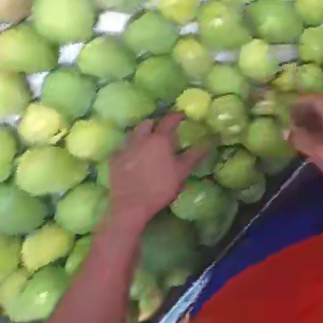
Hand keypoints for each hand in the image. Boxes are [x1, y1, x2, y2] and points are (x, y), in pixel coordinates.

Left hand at [103, 114, 204, 235]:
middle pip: (148, 123)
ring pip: (133, 132)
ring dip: (141, 133)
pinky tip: (133, 155)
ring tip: (147, 142)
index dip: (177, 115)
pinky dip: (129, 146)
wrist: (131, 207)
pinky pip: (122, 146)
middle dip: (156, 124)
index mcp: (159, 139)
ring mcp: (125, 148)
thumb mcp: (182, 172)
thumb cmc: (160, 188)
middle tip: (163, 131)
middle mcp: (141, 139)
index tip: (182, 116)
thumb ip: (194, 155)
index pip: (169, 120)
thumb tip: (208, 142)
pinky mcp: (114, 159)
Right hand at [289, 95, 322, 193]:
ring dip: (314, 118)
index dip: (296, 103)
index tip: (283, 110)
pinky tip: (316, 137)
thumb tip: (286, 131)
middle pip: (320, 103)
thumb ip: (301, 140)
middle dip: (304, 111)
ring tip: (299, 131)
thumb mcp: (319, 153)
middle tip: (289, 122)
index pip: (311, 98)